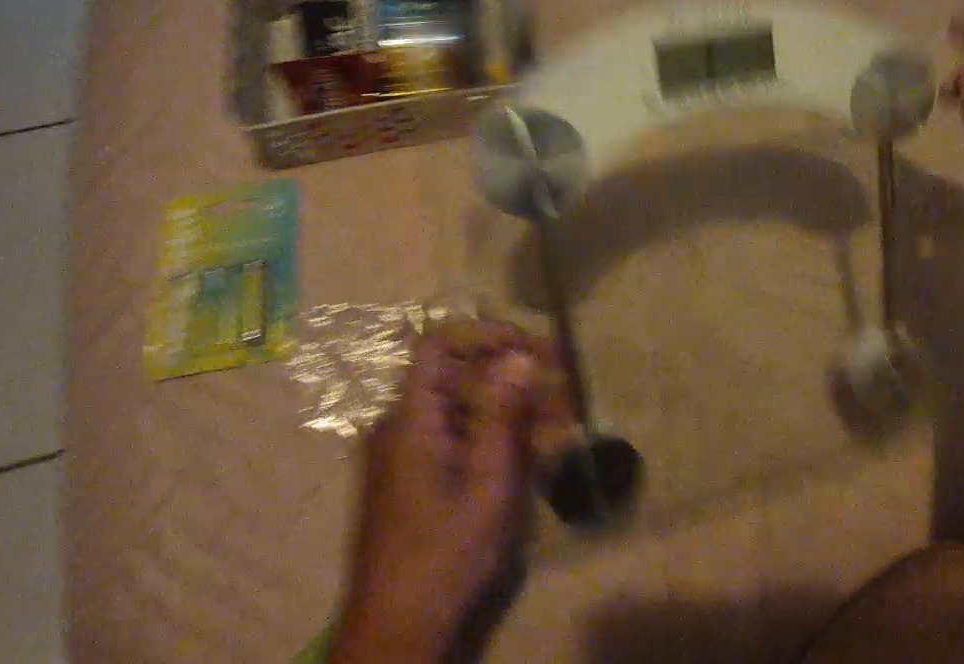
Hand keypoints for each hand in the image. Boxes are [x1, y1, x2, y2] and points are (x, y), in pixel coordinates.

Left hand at [338, 321, 566, 662]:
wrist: (396, 628)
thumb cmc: (443, 552)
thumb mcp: (486, 481)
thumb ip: (502, 414)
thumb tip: (522, 355)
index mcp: (412, 417)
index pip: (441, 344)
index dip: (488, 335)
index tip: (534, 349)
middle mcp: (407, 424)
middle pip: (462, 376)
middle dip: (517, 377)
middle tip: (567, 389)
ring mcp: (413, 451)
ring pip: (469, 408)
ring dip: (516, 409)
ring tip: (566, 421)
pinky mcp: (422, 476)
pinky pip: (462, 438)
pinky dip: (499, 438)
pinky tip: (541, 449)